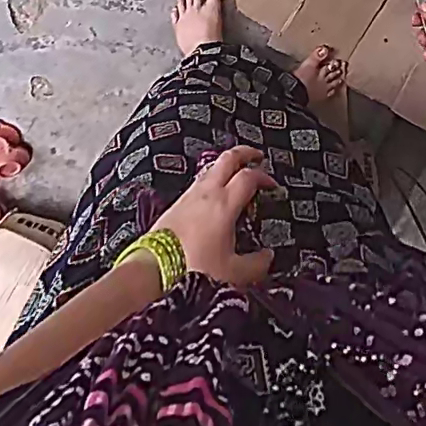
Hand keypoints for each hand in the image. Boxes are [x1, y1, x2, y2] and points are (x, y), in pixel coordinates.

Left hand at [146, 145, 276, 284]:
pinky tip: (214, 193)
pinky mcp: (177, 203)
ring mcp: (190, 195)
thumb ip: (256, 265)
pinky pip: (200, 180)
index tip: (272, 184)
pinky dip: (213, 178)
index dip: (264, 177)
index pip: (249, 176)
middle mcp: (207, 192)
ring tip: (236, 173)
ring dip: (227, 164)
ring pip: (212, 167)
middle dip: (245, 153)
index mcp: (224, 203)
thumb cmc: (193, 269)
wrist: (154, 269)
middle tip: (256, 156)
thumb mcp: (233, 273)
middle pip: (228, 158)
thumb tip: (268, 257)